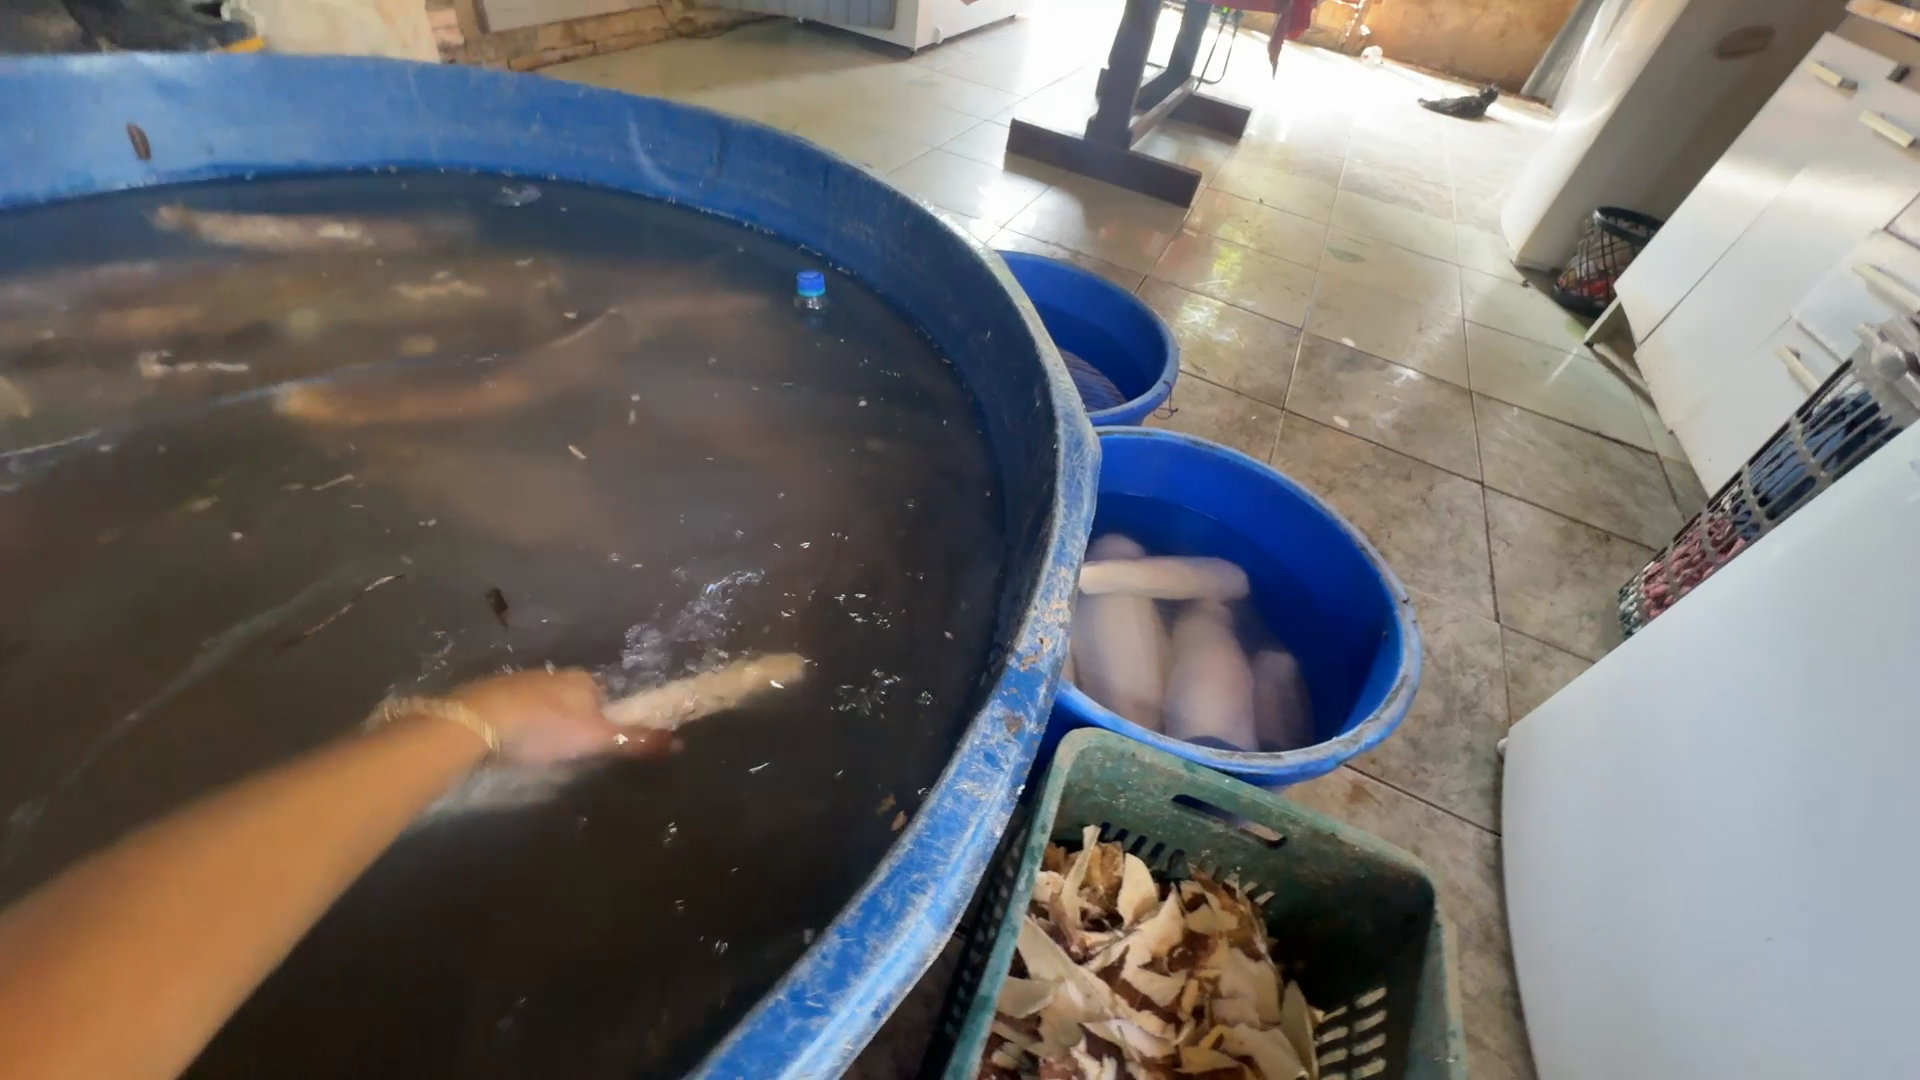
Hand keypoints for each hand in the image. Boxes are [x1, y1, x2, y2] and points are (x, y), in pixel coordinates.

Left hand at [446, 669, 668, 765]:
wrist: (478, 720)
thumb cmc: (546, 728)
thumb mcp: (596, 739)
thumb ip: (635, 740)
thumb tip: (680, 743)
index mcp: (585, 681)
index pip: (603, 695)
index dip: (603, 715)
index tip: (595, 738)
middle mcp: (555, 674)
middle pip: (572, 695)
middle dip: (571, 715)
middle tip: (565, 744)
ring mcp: (520, 680)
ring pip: (541, 698)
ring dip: (541, 715)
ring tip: (535, 743)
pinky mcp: (488, 692)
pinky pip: (511, 705)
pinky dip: (513, 718)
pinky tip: (507, 736)